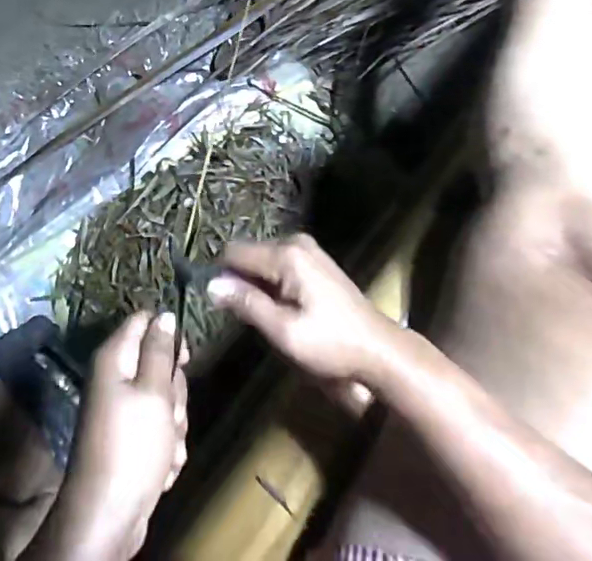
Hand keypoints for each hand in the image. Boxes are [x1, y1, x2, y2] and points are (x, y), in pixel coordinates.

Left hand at [31, 312, 188, 560]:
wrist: (108, 517)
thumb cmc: (132, 447)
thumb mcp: (153, 392)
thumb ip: (160, 351)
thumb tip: (164, 314)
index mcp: (114, 358)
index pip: (143, 320)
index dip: (167, 332)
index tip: (184, 356)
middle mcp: (114, 378)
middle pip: (158, 363)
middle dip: (174, 390)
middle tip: (169, 411)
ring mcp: (122, 410)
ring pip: (164, 399)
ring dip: (174, 423)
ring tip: (166, 446)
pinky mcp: (130, 439)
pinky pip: (159, 429)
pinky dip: (166, 446)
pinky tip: (163, 466)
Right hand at [208, 234, 405, 397]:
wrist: (380, 350)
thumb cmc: (331, 344)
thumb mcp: (284, 331)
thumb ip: (246, 304)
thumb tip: (211, 285)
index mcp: (286, 254)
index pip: (234, 253)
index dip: (222, 277)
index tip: (222, 307)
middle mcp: (295, 242)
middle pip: (249, 254)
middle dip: (242, 282)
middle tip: (250, 318)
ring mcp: (308, 249)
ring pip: (263, 260)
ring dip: (258, 286)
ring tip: (270, 317)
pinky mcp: (315, 259)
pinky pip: (279, 264)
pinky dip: (274, 284)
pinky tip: (286, 310)